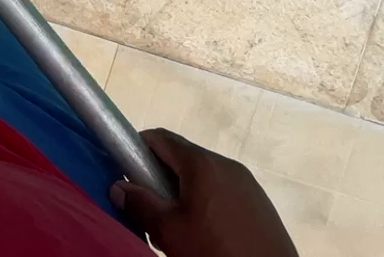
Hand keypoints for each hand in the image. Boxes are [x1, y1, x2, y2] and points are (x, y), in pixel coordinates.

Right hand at [111, 129, 298, 256]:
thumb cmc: (215, 253)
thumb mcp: (169, 232)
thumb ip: (140, 205)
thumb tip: (119, 187)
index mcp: (202, 162)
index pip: (160, 137)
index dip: (138, 149)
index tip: (127, 173)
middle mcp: (227, 164)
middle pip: (183, 158)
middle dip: (161, 177)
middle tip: (152, 209)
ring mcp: (249, 185)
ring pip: (204, 177)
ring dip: (186, 193)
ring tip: (181, 227)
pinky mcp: (263, 207)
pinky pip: (225, 193)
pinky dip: (209, 204)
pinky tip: (209, 235)